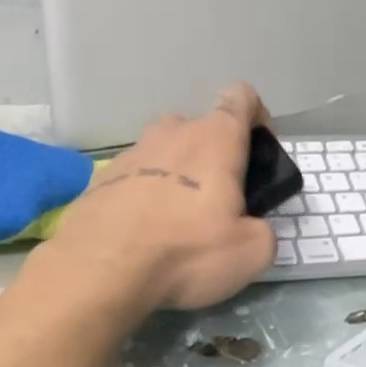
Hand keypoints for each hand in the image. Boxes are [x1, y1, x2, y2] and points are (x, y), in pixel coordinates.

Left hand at [46, 83, 276, 311]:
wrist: (104, 268)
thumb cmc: (186, 251)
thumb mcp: (250, 254)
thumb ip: (263, 232)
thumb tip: (253, 227)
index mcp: (216, 139)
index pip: (241, 98)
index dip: (256, 117)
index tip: (257, 150)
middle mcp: (173, 132)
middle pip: (201, 130)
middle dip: (213, 159)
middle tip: (217, 204)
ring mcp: (132, 152)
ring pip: (165, 154)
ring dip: (176, 177)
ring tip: (176, 222)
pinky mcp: (102, 178)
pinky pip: (135, 179)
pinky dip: (145, 197)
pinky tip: (143, 233)